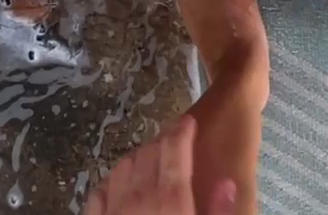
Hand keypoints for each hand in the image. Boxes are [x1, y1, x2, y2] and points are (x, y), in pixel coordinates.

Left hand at [85, 117, 235, 214]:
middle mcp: (139, 200)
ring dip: (138, 157)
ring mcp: (113, 213)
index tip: (189, 123)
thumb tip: (228, 184)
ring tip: (150, 158)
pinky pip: (99, 193)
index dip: (182, 132)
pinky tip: (117, 184)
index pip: (175, 152)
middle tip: (174, 139)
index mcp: (171, 202)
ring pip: (123, 168)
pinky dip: (111, 181)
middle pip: (150, 155)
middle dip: (162, 142)